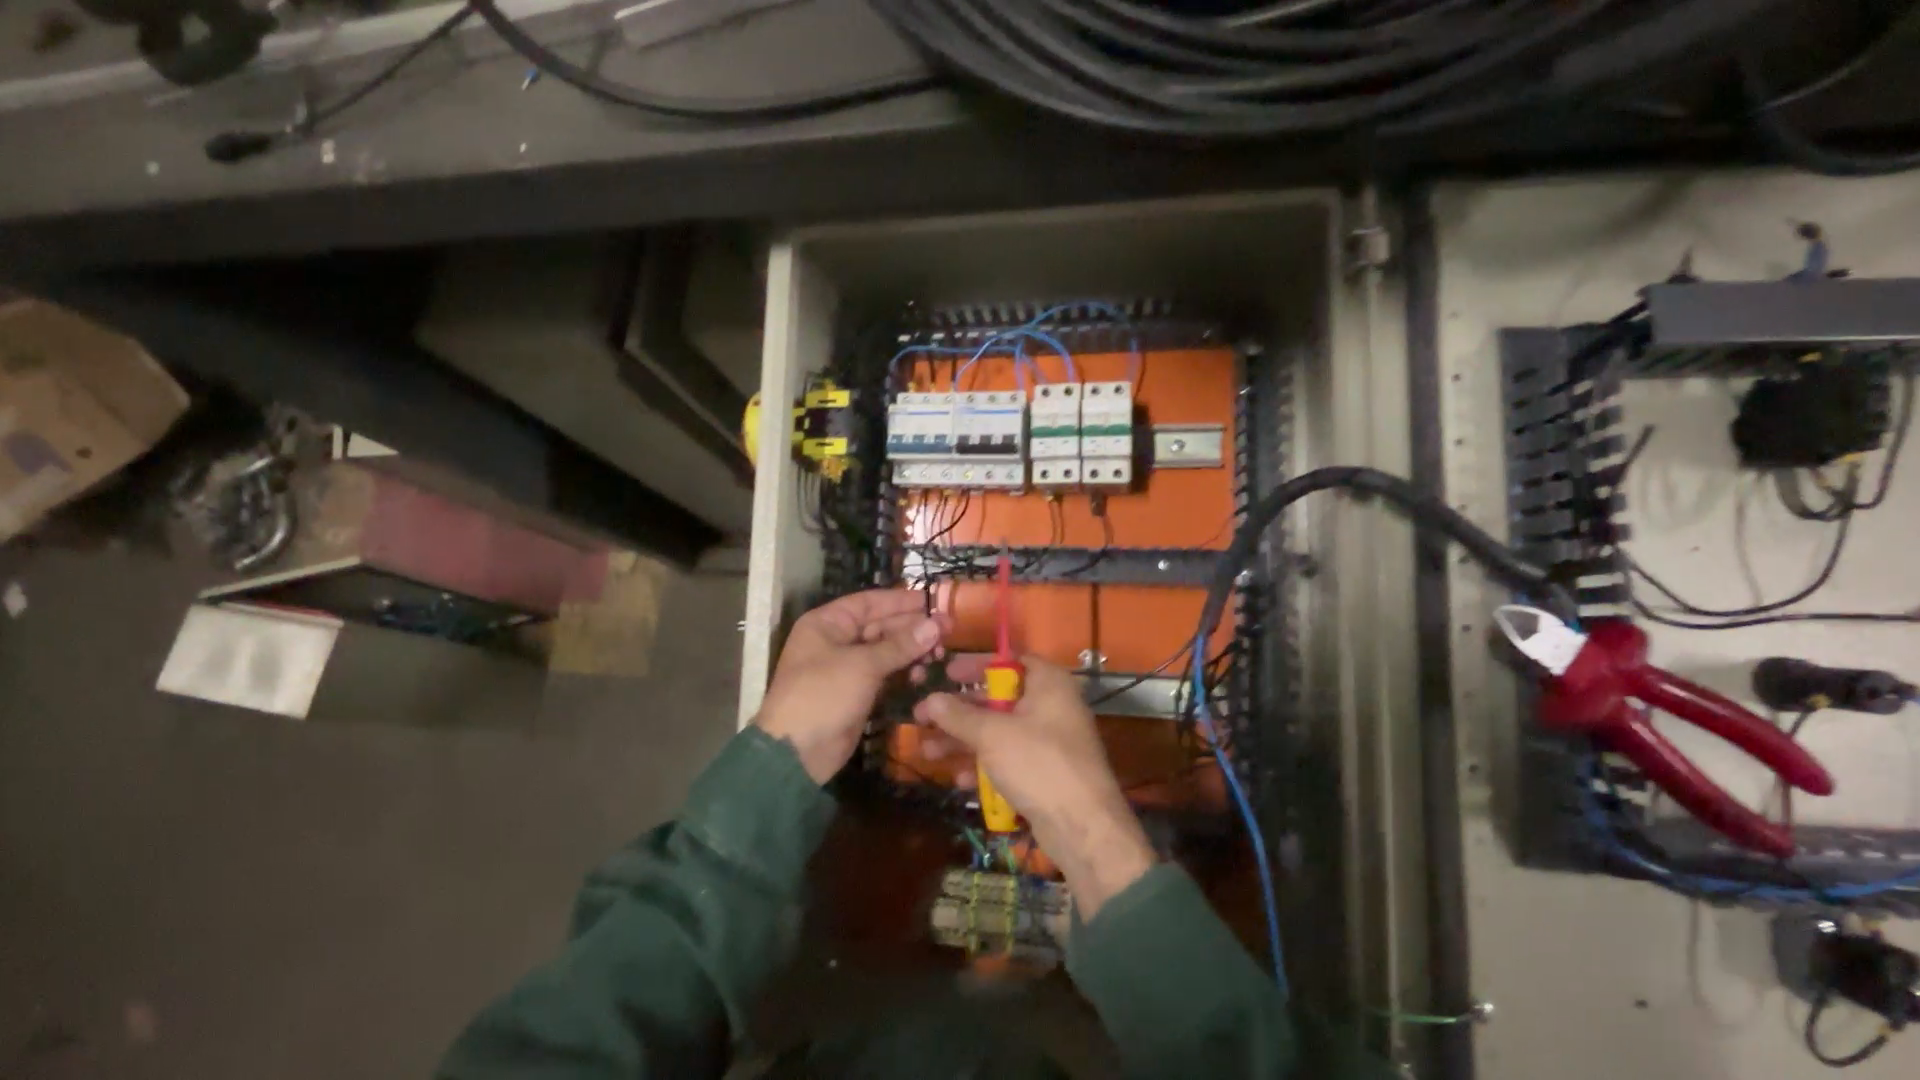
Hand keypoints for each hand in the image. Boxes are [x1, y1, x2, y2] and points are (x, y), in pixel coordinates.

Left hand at [755, 590, 948, 783]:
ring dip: (911, 651)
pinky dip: (903, 672)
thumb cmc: (823, 695)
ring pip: (885, 651)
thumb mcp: (862, 665)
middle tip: (948, 629)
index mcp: (827, 623)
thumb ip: (900, 645)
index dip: (902, 601)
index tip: (934, 602)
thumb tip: (935, 625)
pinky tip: (924, 673)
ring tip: (940, 654)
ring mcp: (847, 667)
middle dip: (912, 628)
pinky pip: (885, 674)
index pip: (869, 602)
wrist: (797, 751)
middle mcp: (836, 640)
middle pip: (880, 626)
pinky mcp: (857, 692)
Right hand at [914, 654, 1155, 917]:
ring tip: (926, 752)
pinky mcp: (1044, 772)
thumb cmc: (1038, 763)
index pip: (1009, 660)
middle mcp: (1051, 706)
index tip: (946, 673)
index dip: (976, 665)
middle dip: (959, 711)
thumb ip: (958, 715)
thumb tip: (929, 699)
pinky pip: (1008, 759)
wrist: (1082, 825)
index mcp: (1048, 683)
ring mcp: (1049, 741)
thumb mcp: (991, 734)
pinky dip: (984, 765)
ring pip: (998, 732)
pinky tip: (958, 780)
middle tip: (922, 717)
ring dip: (963, 741)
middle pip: (998, 699)